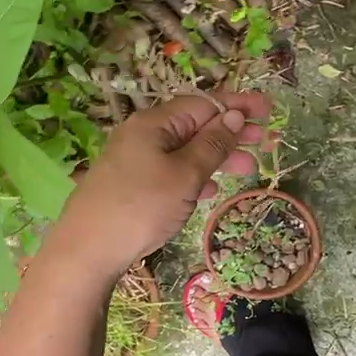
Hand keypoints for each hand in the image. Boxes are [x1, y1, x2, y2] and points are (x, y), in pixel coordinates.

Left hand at [46, 90, 271, 279]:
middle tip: (264, 141)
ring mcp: (134, 160)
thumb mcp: (184, 175)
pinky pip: (171, 170)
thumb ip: (211, 144)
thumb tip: (232, 114)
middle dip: (230, 132)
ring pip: (184, 150)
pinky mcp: (131, 185)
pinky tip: (211, 190)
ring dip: (216, 157)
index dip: (236, 105)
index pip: (202, 104)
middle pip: (194, 125)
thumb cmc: (141, 208)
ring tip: (246, 169)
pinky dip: (195, 175)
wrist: (87, 251)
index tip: (267, 110)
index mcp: (154, 123)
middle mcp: (142, 135)